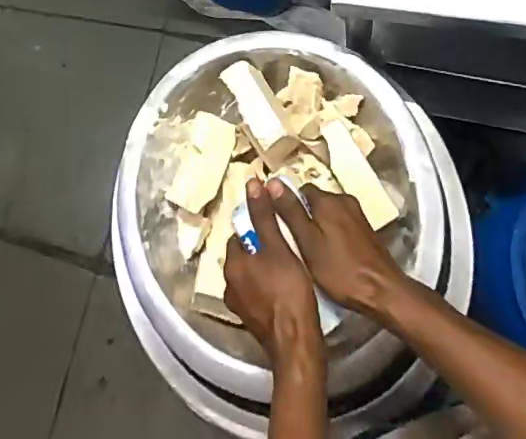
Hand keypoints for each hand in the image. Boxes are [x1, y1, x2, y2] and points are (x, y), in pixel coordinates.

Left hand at [223, 179, 323, 364]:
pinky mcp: (252, 320)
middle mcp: (229, 284)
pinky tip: (284, 284)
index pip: (239, 232)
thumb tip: (252, 183)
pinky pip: (256, 291)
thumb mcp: (278, 246)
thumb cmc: (288, 289)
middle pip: (244, 253)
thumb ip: (264, 215)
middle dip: (261, 245)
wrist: (296, 342)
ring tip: (287, 261)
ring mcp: (239, 305)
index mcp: (232, 263)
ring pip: (250, 273)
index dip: (257, 223)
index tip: (275, 221)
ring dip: (264, 265)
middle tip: (284, 241)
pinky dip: (267, 284)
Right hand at [264, 178, 408, 316]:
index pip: (300, 189)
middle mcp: (343, 199)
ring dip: (319, 226)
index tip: (282, 225)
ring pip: (328, 213)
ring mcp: (357, 214)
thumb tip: (273, 182)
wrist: (383, 291)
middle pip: (315, 200)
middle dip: (304, 216)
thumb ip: (290, 212)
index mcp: (327, 200)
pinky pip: (341, 223)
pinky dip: (332, 233)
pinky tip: (330, 254)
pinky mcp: (365, 229)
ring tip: (311, 251)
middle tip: (295, 242)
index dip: (289, 205)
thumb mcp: (307, 243)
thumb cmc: (340, 270)